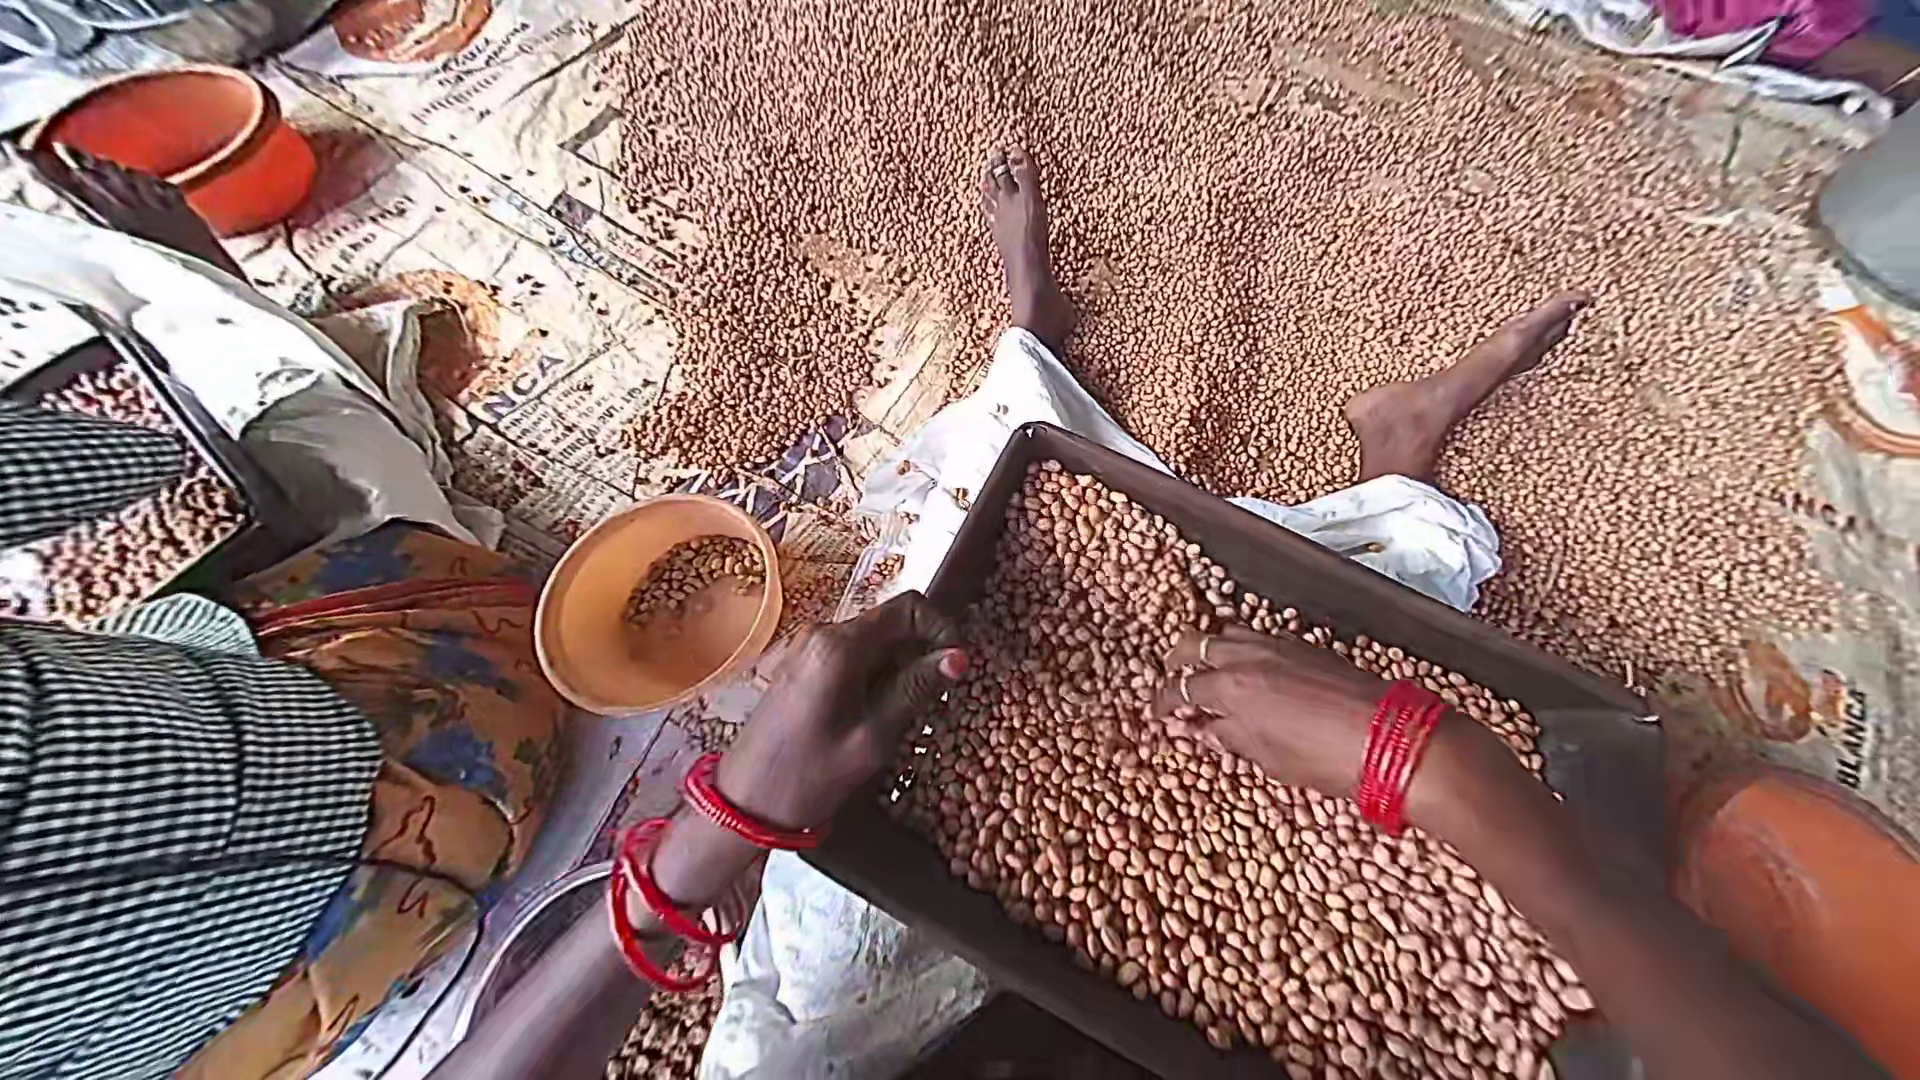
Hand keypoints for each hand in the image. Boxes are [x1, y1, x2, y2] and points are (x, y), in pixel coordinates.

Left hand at [717, 590, 966, 829]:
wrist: (741, 805)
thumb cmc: (808, 776)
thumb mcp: (872, 738)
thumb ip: (915, 690)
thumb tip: (960, 657)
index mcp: (840, 644)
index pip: (909, 606)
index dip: (942, 628)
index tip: (956, 667)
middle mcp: (824, 632)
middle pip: (893, 622)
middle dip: (921, 652)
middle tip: (932, 701)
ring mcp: (810, 646)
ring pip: (877, 640)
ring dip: (901, 667)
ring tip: (902, 714)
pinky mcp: (805, 663)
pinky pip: (855, 654)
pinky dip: (877, 674)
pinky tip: (875, 713)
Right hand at [1156, 625, 1387, 796]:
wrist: (1396, 739)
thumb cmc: (1328, 758)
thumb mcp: (1269, 758)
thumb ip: (1229, 736)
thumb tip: (1203, 729)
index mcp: (1229, 688)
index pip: (1180, 688)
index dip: (1163, 700)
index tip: (1159, 711)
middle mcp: (1245, 657)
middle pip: (1194, 644)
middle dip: (1177, 660)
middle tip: (1174, 678)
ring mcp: (1275, 646)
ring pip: (1225, 633)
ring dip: (1209, 648)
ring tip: (1208, 667)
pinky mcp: (1301, 646)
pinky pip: (1257, 635)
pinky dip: (1241, 646)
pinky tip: (1248, 666)